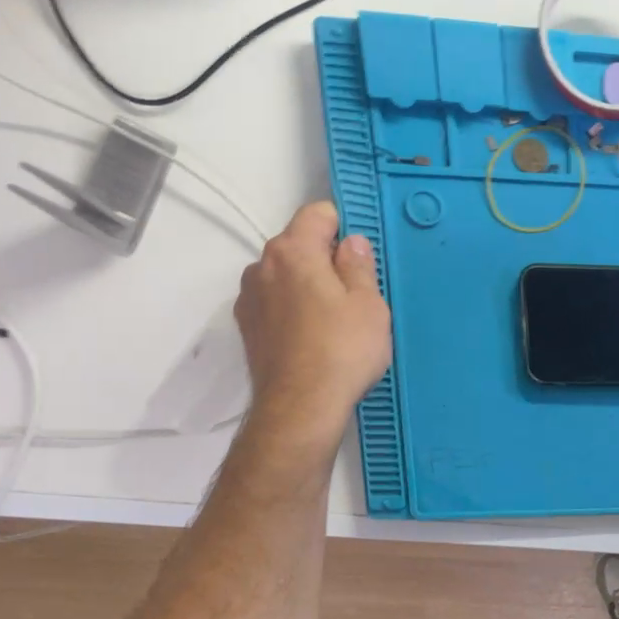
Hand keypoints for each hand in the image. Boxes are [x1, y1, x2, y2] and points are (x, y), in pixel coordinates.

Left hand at [234, 201, 391, 443]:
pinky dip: (295, 310)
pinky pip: (276, 304)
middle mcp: (262, 265)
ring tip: (336, 321)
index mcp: (294, 251)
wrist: (302, 404)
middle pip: (299, 246)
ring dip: (309, 287)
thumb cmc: (344, 350)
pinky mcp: (248, 326)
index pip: (317, 214)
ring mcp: (250, 296)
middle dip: (326, 260)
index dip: (344, 225)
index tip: (363, 250)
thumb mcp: (370, 306)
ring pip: (286, 277)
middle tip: (358, 293)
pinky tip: (315, 338)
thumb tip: (352, 243)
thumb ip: (360, 267)